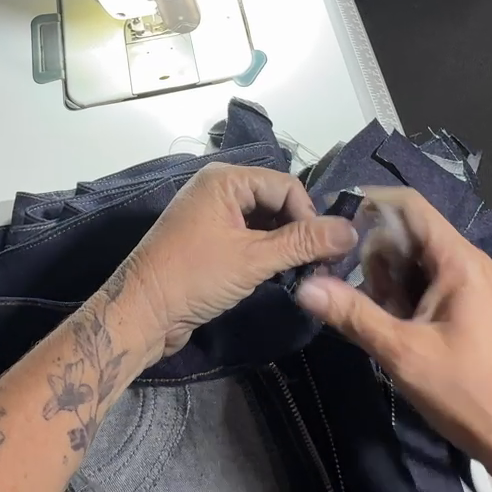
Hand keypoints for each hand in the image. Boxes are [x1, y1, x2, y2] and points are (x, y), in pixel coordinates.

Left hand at [114, 163, 356, 360]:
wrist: (142, 312)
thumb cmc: (195, 277)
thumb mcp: (253, 259)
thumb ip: (302, 243)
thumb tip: (350, 230)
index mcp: (225, 179)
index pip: (286, 185)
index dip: (309, 217)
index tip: (325, 254)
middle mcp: (218, 187)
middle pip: (275, 200)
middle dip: (298, 230)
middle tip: (319, 266)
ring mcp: (211, 212)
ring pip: (263, 219)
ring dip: (284, 244)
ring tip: (302, 273)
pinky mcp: (208, 237)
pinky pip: (248, 234)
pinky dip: (265, 251)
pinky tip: (279, 274)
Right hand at [294, 188, 491, 491]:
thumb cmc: (470, 393)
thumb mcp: (404, 353)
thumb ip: (353, 314)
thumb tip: (304, 287)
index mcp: (458, 259)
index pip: (409, 204)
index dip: (370, 202)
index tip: (334, 222)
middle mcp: (467, 262)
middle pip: (407, 233)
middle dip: (376, 257)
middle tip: (362, 295)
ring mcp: (471, 285)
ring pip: (415, 261)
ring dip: (390, 282)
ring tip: (383, 320)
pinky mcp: (470, 307)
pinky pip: (428, 282)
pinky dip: (406, 297)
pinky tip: (399, 329)